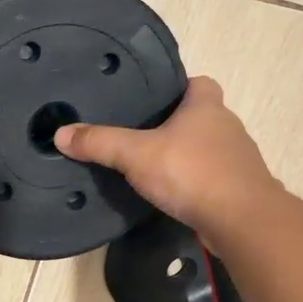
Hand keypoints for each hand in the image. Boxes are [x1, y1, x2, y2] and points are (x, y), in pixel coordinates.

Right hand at [55, 76, 281, 247]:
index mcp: (206, 105)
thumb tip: (61, 133)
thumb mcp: (136, 155)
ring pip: (206, 148)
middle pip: (199, 116)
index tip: (152, 101)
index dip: (177, 88)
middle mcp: (226, 125)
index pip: (197, 82)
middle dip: (175, 124)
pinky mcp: (237, 187)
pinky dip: (193, 182)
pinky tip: (173, 194)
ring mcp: (236, 158)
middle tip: (140, 137)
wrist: (241, 219)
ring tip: (151, 168)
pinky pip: (210, 177)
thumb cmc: (191, 173)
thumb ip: (100, 143)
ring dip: (185, 156)